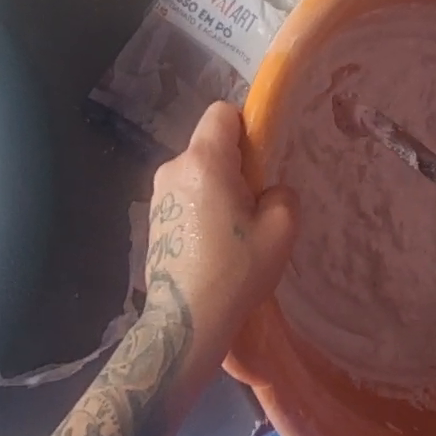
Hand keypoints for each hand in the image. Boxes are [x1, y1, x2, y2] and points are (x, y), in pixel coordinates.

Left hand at [131, 102, 297, 338]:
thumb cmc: (236, 271)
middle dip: (236, 163)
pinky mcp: (153, 219)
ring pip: (199, 171)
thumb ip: (282, 194)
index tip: (263, 159)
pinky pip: (186, 194)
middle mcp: (173, 169)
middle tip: (256, 202)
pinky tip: (216, 241)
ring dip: (219, 187)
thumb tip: (267, 192)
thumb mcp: (281, 230)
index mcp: (204, 162)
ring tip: (236, 227)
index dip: (247, 126)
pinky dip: (203, 206)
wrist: (186, 322)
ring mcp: (158, 195)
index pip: (222, 113)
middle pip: (210, 144)